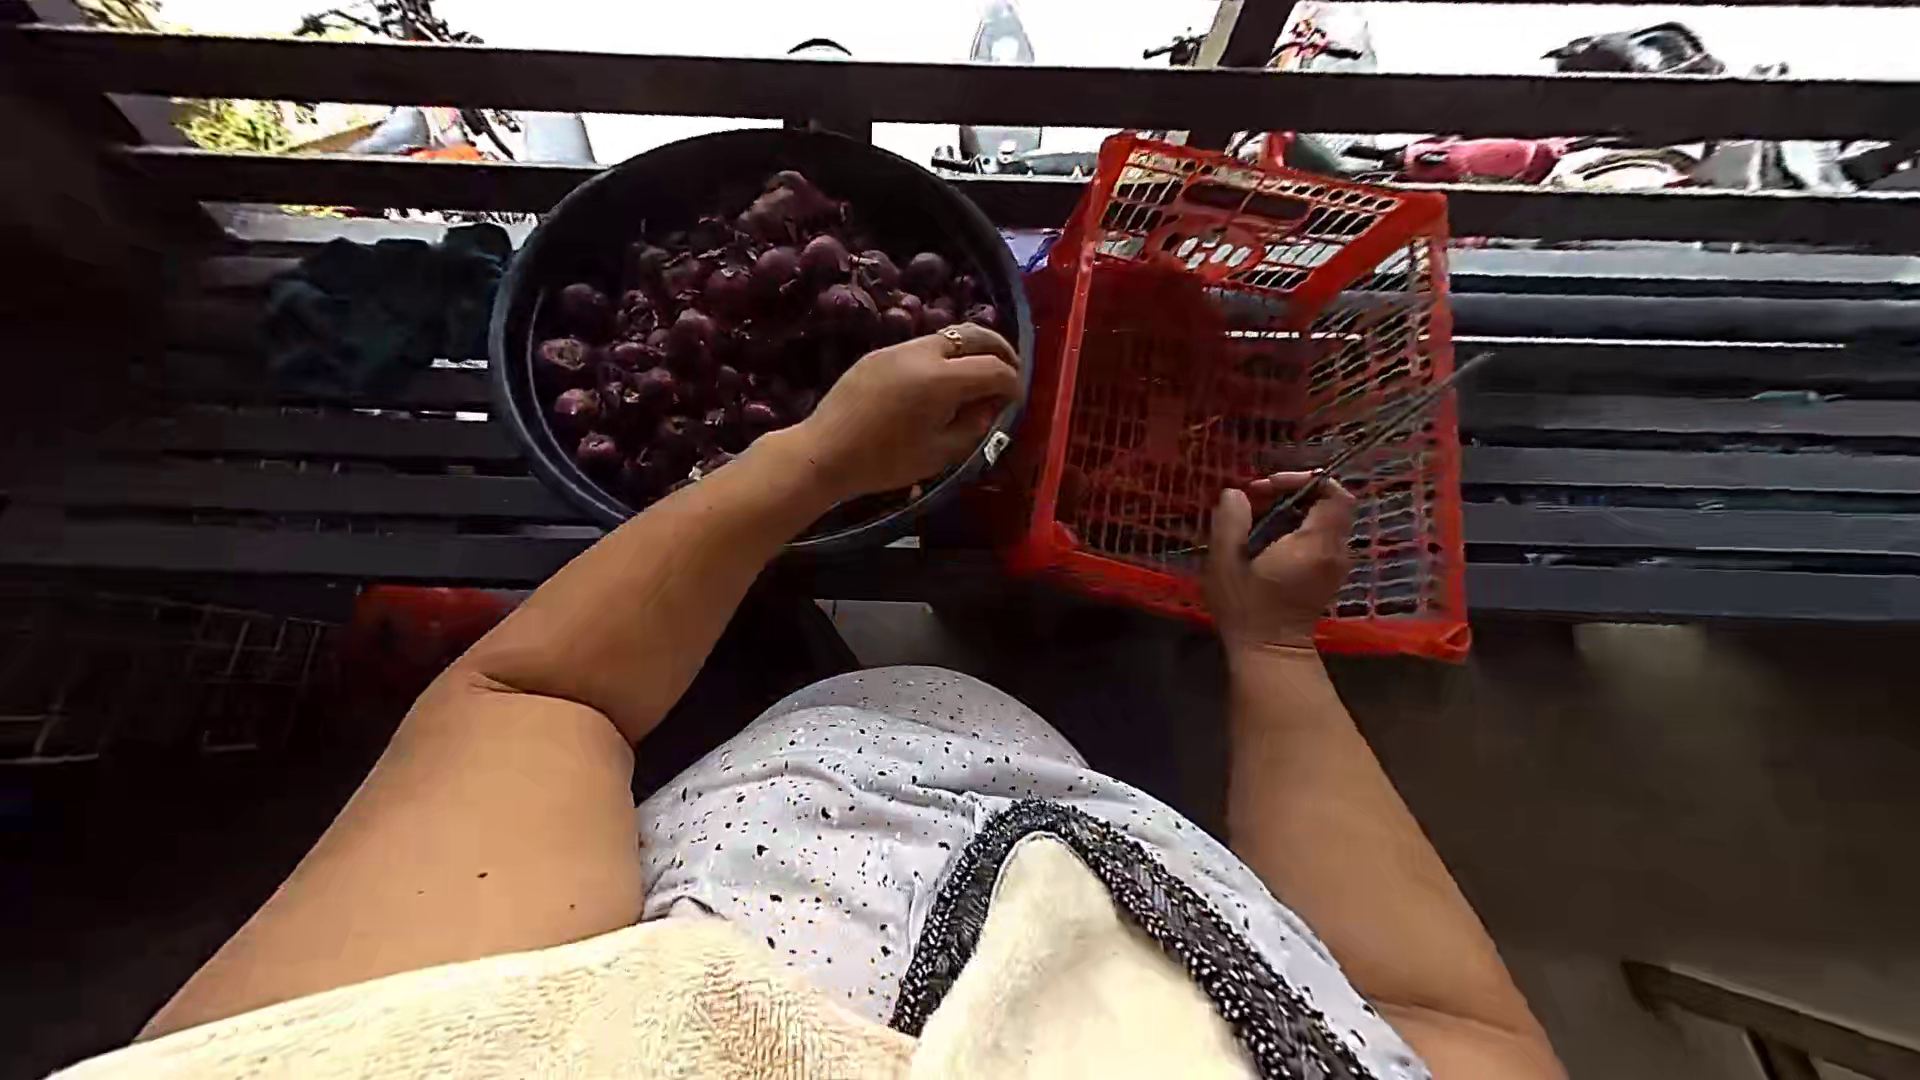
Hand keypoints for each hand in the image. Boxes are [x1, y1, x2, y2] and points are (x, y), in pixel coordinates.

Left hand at [790, 323, 1021, 500]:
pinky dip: (944, 358)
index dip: (1013, 383)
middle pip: (975, 335)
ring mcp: (898, 349)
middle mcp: (923, 353)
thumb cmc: (886, 462)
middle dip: (1001, 351)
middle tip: (1011, 373)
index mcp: (942, 380)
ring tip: (979, 378)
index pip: (994, 369)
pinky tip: (942, 383)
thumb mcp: (941, 453)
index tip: (1016, 399)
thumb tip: (993, 404)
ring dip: (971, 352)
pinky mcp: (879, 354)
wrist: (826, 453)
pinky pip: (922, 348)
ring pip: (948, 337)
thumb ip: (975, 425)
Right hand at [1205, 473, 1356, 651]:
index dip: (1303, 480)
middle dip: (1291, 494)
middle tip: (1253, 501)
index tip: (1266, 486)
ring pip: (1323, 521)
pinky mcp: (1327, 575)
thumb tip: (1235, 493)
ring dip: (1291, 511)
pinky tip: (1264, 539)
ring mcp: (1335, 565)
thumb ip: (1230, 523)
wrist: (1268, 652)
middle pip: (1328, 505)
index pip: (1334, 494)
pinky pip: (1319, 538)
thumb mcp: (1225, 563)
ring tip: (1254, 519)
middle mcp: (1335, 551)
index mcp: (1316, 544)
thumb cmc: (1246, 608)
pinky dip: (1295, 528)